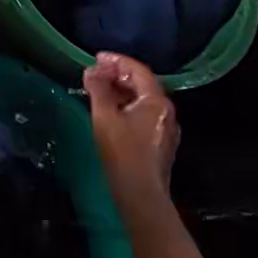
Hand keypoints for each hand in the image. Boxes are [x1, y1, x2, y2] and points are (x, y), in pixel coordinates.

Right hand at [84, 52, 179, 208]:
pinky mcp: (161, 144)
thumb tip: (91, 70)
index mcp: (156, 100)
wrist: (143, 199)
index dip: (116, 60)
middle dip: (118, 75)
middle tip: (95, 73)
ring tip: (99, 91)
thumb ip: (98, 89)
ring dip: (121, 91)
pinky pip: (144, 114)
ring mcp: (166, 129)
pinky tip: (111, 113)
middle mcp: (166, 111)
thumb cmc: (123, 154)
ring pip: (143, 100)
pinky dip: (127, 106)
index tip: (96, 58)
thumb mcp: (105, 118)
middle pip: (142, 83)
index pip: (137, 69)